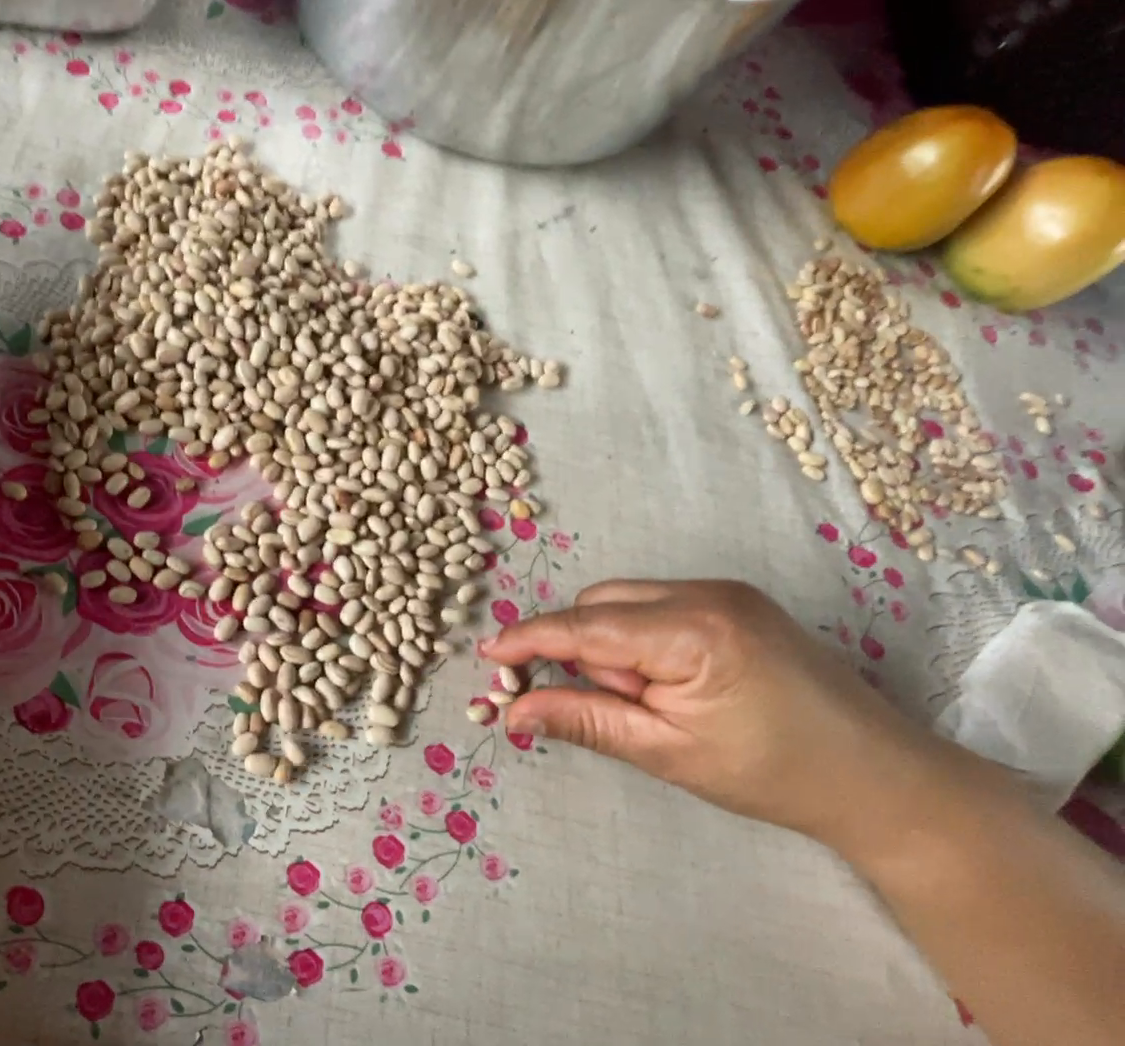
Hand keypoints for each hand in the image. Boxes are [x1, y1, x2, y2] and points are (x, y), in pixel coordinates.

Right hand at [486, 580, 965, 850]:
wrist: (883, 779)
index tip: (487, 655)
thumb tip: (512, 711)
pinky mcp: (734, 600)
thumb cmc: (773, 774)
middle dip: (584, 650)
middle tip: (611, 705)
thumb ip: (583, 720)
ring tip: (652, 700)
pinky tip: (670, 681)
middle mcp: (706, 593)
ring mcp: (724, 591)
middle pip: (599, 605)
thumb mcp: (666, 752)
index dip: (529, 639)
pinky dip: (640, 639)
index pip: (583, 626)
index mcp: (692, 632)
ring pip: (623, 602)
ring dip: (612, 646)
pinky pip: (654, 606)